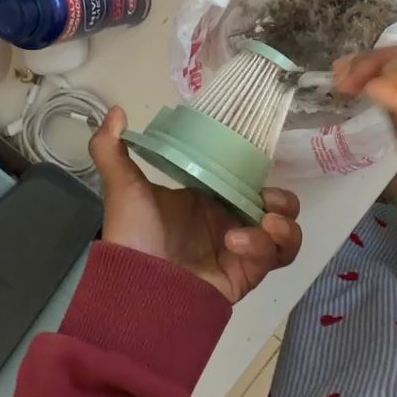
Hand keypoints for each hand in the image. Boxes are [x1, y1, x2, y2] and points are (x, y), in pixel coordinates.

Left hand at [88, 107, 303, 303]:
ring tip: (266, 222)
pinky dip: (263, 247)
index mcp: (207, 199)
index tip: (257, 165)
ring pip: (284, 236)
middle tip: (266, 202)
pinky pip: (272, 259)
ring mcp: (240, 251)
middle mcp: (229, 222)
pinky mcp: (246, 275)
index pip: (248, 181)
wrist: (135, 288)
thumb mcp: (122, 186)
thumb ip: (112, 148)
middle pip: (277, 208)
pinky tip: (237, 241)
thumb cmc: (132, 233)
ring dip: (284, 226)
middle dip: (282, 202)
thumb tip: (116, 109)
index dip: (259, 172)